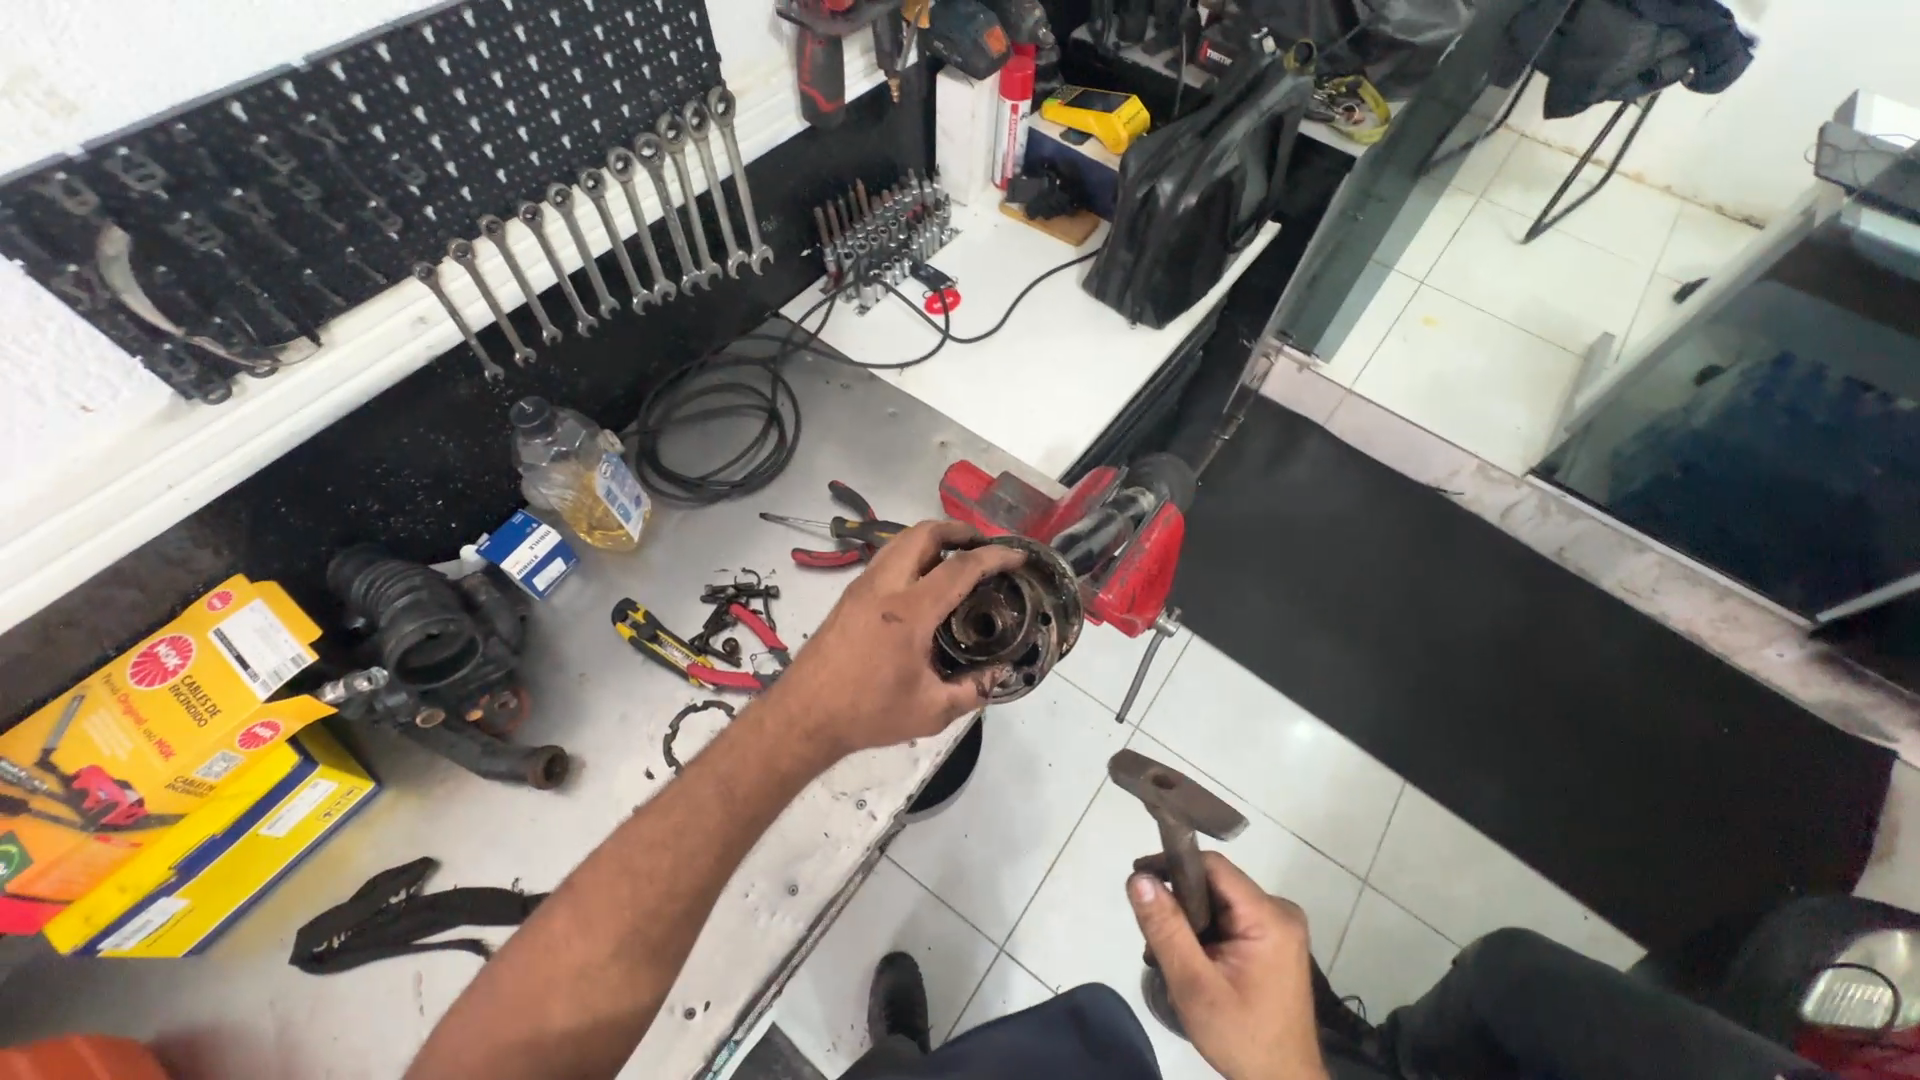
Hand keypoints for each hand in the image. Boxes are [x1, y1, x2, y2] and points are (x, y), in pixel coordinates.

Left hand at [764, 520, 1024, 760]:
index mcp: (909, 612)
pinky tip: (924, 582)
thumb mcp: (930, 711)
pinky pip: (886, 559)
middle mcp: (884, 587)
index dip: (995, 556)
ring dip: (932, 539)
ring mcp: (861, 588)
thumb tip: (999, 675)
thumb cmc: (868, 713)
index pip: (960, 568)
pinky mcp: (848, 597)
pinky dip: (912, 555)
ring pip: (900, 542)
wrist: (804, 715)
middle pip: (924, 534)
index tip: (1018, 555)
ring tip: (957, 558)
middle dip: (959, 530)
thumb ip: (972, 691)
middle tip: (984, 545)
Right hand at [1128, 852, 1328, 1079]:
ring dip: (1187, 924)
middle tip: (1151, 942)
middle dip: (1177, 906)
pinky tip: (1190, 965)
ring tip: (1167, 960)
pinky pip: (1228, 920)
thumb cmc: (1242, 1038)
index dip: (1172, 866)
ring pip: (1217, 903)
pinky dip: (1204, 936)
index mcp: (1269, 917)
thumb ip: (1166, 928)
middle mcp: (1279, 912)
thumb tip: (1139, 878)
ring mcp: (1279, 928)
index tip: (1138, 883)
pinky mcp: (1274, 943)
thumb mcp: (1194, 984)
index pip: (1212, 866)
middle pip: (1213, 885)